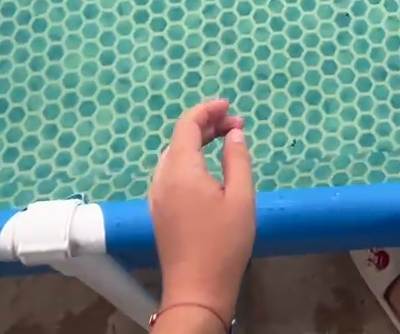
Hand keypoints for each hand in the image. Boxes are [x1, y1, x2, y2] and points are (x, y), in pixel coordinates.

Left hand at [149, 99, 254, 319]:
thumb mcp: (242, 197)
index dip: (208, 109)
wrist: (197, 293)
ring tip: (226, 140)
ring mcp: (157, 196)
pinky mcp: (159, 211)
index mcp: (181, 171)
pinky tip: (208, 166)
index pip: (187, 125)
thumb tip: (234, 133)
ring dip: (198, 141)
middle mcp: (163, 179)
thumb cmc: (224, 244)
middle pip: (180, 137)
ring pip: (174, 154)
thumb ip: (238, 158)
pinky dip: (190, 158)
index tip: (230, 106)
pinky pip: (171, 171)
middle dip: (207, 124)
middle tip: (236, 126)